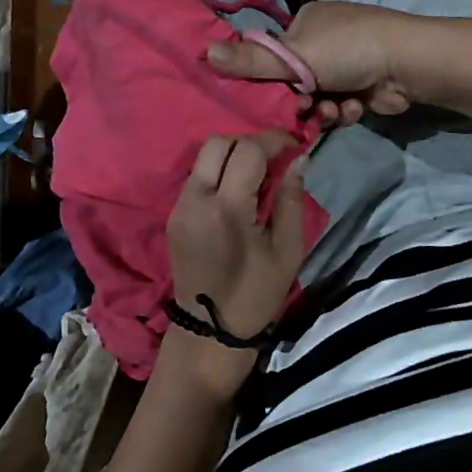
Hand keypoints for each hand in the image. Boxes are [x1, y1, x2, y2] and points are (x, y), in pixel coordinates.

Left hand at [162, 133, 307, 396]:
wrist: (210, 330)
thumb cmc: (257, 294)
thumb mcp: (288, 249)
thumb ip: (291, 199)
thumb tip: (297, 160)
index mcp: (227, 209)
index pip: (248, 150)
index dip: (274, 140)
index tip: (295, 145)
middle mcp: (196, 200)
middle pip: (218, 142)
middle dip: (250, 142)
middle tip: (275, 159)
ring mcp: (179, 207)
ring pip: (204, 157)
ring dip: (233, 155)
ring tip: (259, 175)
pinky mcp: (174, 216)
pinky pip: (197, 177)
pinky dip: (220, 172)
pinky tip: (240, 192)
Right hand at [206, 2, 421, 127]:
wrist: (407, 64)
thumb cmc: (347, 50)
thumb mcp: (294, 56)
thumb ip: (251, 61)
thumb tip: (203, 53)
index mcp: (304, 22)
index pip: (273, 56)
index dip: (270, 82)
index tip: (271, 101)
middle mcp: (323, 40)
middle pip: (296, 82)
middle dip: (302, 101)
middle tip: (307, 109)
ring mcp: (346, 62)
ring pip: (319, 98)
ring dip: (325, 110)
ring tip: (334, 110)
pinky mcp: (363, 85)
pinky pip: (341, 105)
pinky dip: (345, 110)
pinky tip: (354, 108)